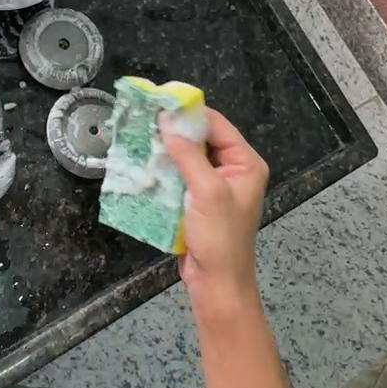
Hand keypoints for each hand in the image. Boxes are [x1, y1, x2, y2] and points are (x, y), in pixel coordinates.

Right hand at [160, 108, 267, 318]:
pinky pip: (179, 173)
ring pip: (187, 155)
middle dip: (174, 129)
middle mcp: (232, 169)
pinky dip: (164, 167)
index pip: (217, 125)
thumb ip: (188, 155)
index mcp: (246, 163)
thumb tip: (167, 122)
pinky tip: (144, 161)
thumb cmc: (220, 239)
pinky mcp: (197, 198)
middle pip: (201, 138)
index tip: (160, 102)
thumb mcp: (207, 192)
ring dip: (166, 148)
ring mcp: (214, 184)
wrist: (216, 285)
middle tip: (145, 118)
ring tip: (140, 136)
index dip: (189, 113)